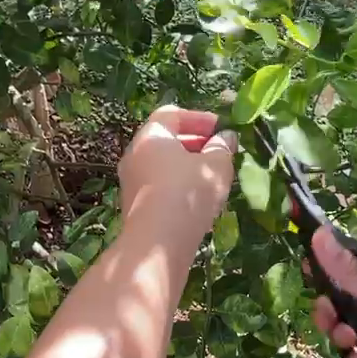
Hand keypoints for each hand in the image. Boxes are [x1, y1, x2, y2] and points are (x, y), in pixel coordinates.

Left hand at [118, 106, 236, 242]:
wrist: (157, 243)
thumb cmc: (188, 192)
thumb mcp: (216, 166)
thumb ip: (222, 148)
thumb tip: (225, 138)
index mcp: (150, 136)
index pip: (172, 114)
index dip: (199, 118)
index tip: (221, 129)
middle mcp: (134, 154)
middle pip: (165, 140)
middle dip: (195, 143)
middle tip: (220, 152)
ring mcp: (131, 181)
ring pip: (162, 165)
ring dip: (187, 166)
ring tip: (213, 177)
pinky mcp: (134, 205)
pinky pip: (158, 186)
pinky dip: (177, 185)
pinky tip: (198, 199)